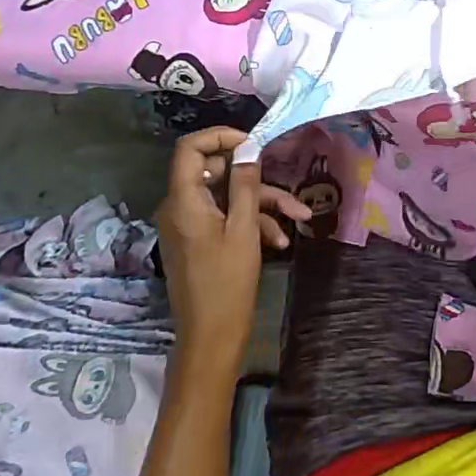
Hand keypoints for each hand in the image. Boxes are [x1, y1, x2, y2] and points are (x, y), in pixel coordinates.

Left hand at [155, 127, 311, 376]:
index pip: (190, 148)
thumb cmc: (227, 283)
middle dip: (254, 179)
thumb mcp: (244, 230)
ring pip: (225, 198)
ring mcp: (187, 224)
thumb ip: (245, 185)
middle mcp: (179, 206)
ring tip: (296, 217)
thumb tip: (248, 148)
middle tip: (285, 185)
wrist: (211, 338)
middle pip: (214, 172)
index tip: (254, 144)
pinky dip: (249, 224)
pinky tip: (278, 241)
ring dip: (261, 204)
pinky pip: (222, 218)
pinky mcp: (197, 240)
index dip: (221, 137)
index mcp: (183, 199)